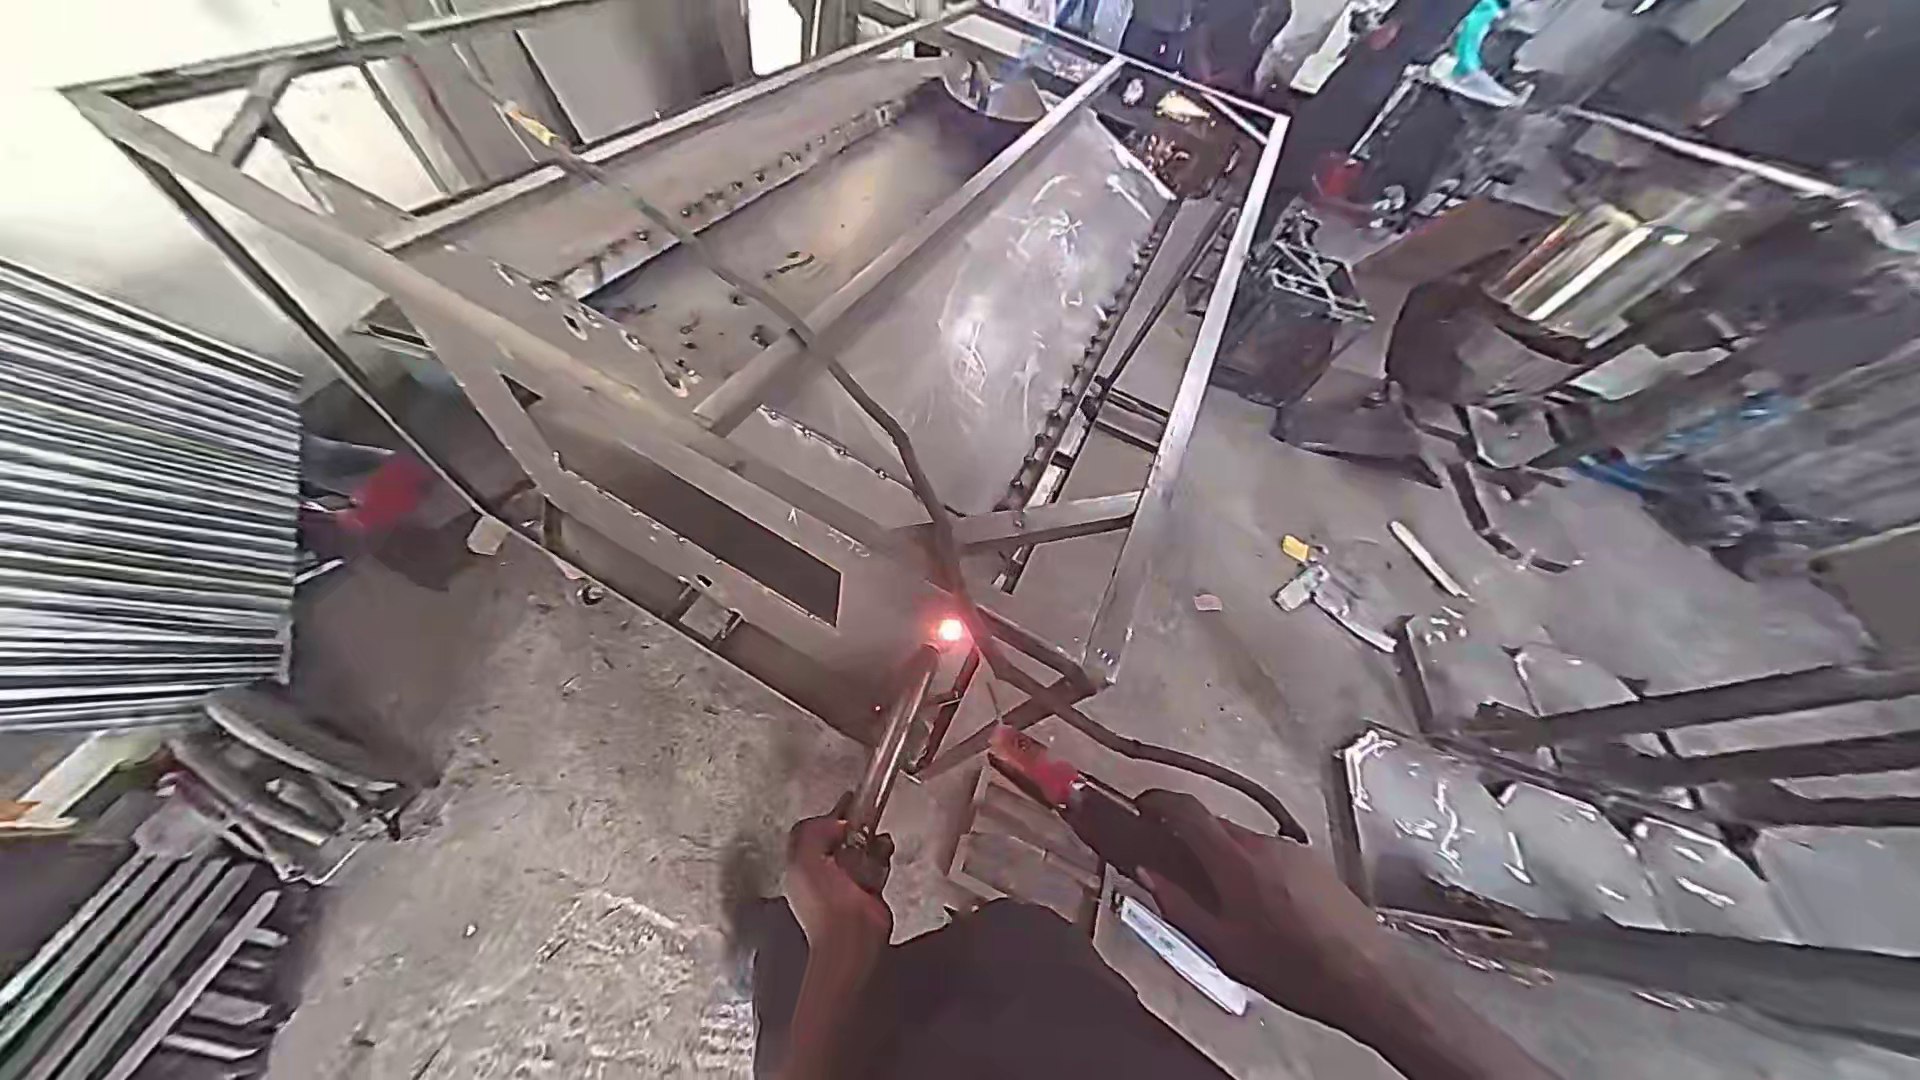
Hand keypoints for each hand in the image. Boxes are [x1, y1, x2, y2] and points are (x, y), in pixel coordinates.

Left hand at [784, 813, 892, 964]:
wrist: (852, 938)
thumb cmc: (824, 904)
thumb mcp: (804, 859)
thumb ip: (812, 831)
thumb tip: (834, 821)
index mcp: (802, 866)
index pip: (812, 830)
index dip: (828, 815)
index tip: (847, 802)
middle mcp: (823, 872)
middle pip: (839, 836)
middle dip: (854, 826)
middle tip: (866, 818)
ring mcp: (847, 881)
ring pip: (861, 847)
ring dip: (872, 840)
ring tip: (877, 841)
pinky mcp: (869, 889)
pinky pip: (878, 862)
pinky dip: (883, 855)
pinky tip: (884, 854)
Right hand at [1134, 789, 1401, 1033]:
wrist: (1370, 981)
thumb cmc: (1292, 969)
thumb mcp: (1223, 948)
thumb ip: (1178, 905)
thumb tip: (1146, 873)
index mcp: (1232, 861)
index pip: (1186, 809)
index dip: (1159, 800)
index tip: (1143, 806)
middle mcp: (1260, 843)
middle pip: (1213, 823)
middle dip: (1191, 837)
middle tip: (1181, 864)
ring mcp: (1289, 849)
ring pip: (1241, 838)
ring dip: (1225, 855)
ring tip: (1230, 898)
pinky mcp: (1312, 860)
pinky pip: (1269, 851)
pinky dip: (1254, 865)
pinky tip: (1266, 903)